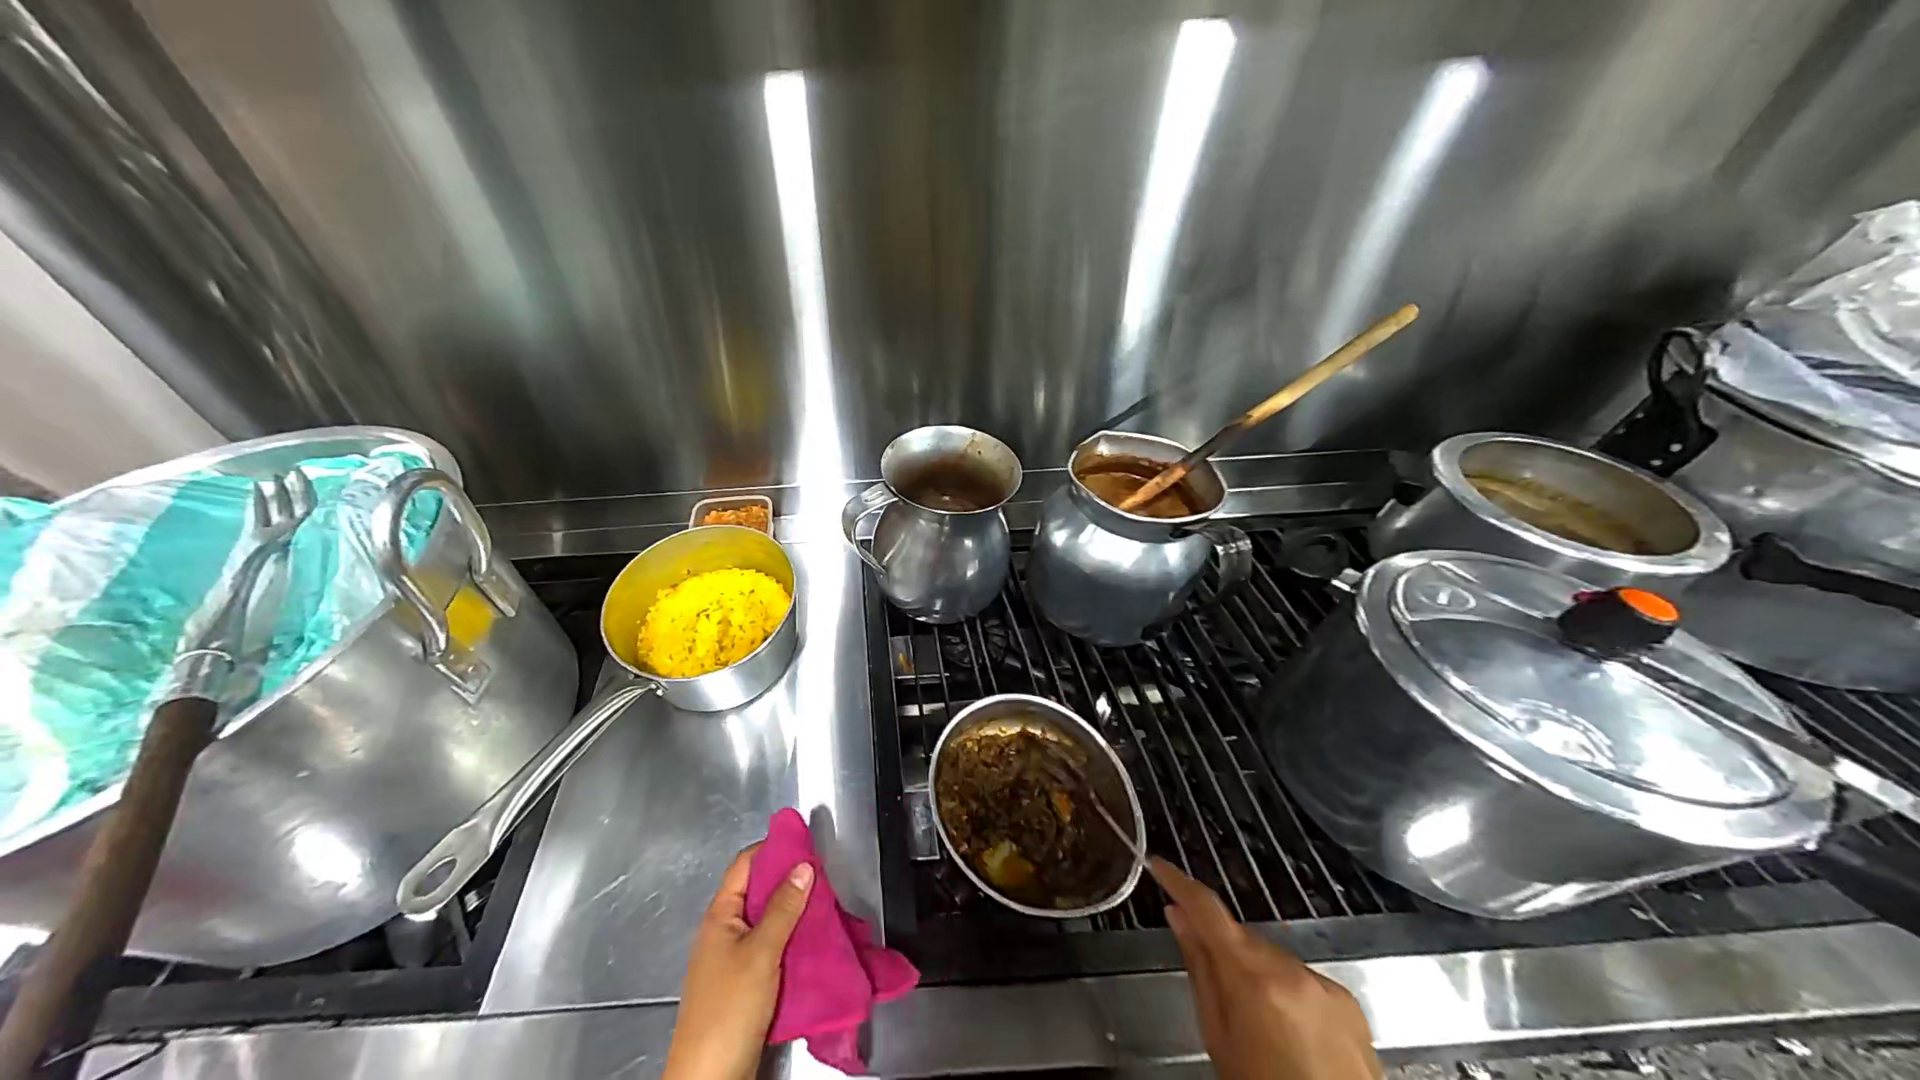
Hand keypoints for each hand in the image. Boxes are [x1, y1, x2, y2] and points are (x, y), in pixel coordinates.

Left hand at [663, 844, 814, 1079]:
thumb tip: (803, 865)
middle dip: (788, 880)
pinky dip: (790, 939)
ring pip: (766, 921)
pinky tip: (812, 941)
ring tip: (824, 905)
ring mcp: (731, 959)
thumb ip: (783, 908)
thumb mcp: (761, 952)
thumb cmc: (729, 1009)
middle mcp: (723, 931)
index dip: (772, 849)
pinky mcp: (743, 983)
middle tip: (822, 875)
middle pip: (756, 891)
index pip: (744, 865)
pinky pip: (770, 947)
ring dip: (792, 911)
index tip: (804, 841)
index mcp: (719, 916)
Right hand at [1151, 857, 1382, 1079]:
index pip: (1208, 910)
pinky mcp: (1347, 1000)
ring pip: (1273, 957)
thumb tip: (1177, 916)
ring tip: (1257, 1024)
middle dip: (1223, 948)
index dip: (1179, 882)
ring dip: (1257, 973)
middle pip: (1242, 937)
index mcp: (1251, 978)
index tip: (1160, 866)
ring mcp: (1323, 983)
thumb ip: (1199, 968)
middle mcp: (1291, 970)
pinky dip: (1288, 991)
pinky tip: (1289, 1031)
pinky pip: (1304, 978)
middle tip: (1212, 985)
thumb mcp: (1218, 1037)